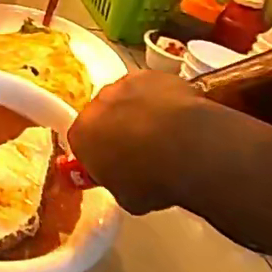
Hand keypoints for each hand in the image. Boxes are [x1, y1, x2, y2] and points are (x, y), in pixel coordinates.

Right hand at [70, 71, 225, 214]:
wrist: (189, 148)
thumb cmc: (153, 179)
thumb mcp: (127, 197)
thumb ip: (115, 182)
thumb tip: (122, 179)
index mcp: (82, 136)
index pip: (82, 143)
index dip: (98, 155)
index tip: (114, 166)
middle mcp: (96, 105)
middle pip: (102, 115)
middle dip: (116, 129)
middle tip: (139, 150)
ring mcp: (124, 85)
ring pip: (127, 98)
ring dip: (138, 111)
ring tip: (164, 134)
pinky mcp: (153, 75)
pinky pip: (152, 87)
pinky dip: (161, 98)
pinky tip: (178, 117)